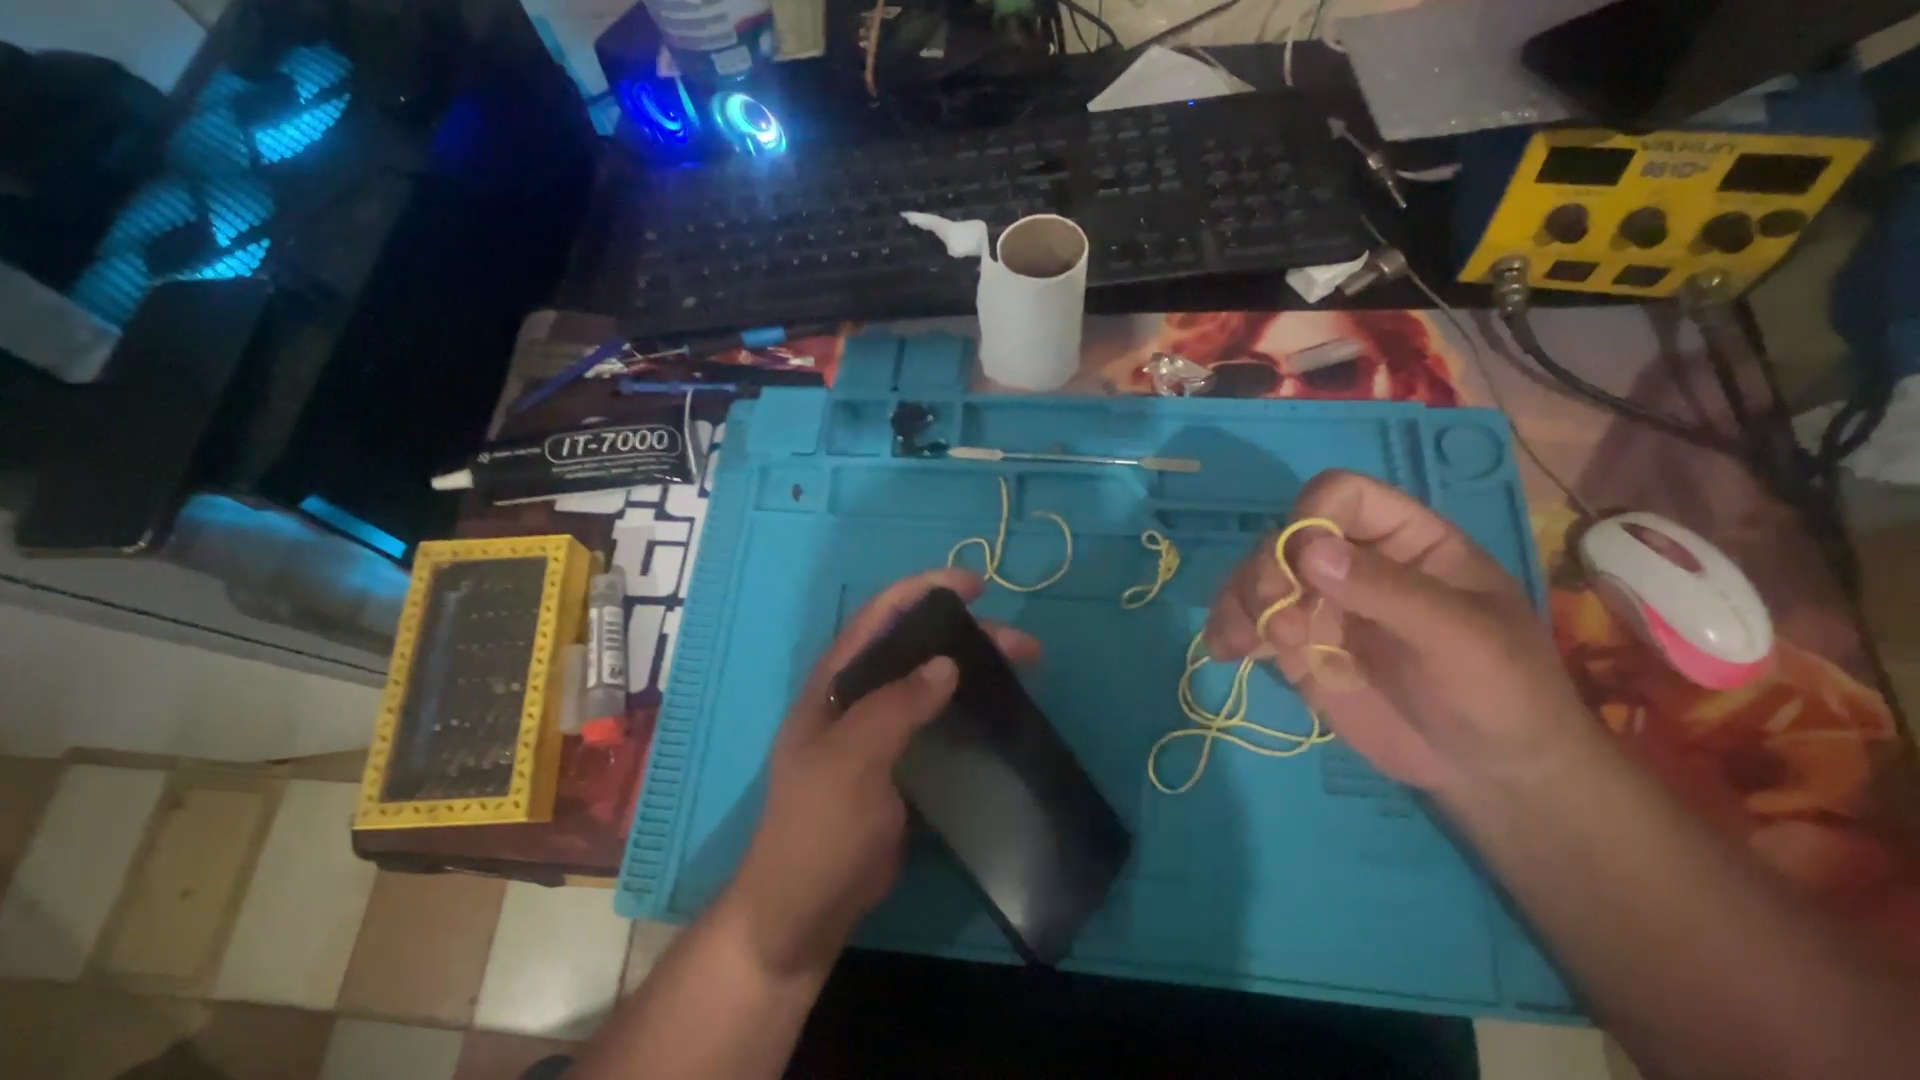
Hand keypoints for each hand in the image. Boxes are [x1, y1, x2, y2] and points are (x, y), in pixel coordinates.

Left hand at [725, 568, 1041, 976]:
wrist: (804, 909)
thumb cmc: (818, 829)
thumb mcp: (851, 762)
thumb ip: (895, 708)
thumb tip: (946, 664)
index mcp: (833, 687)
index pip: (877, 620)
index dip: (920, 592)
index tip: (973, 584)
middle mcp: (855, 701)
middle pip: (914, 649)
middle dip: (965, 635)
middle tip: (1021, 642)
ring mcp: (877, 736)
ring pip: (930, 684)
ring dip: (974, 669)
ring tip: (1025, 668)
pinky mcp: (899, 769)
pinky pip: (938, 724)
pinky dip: (969, 709)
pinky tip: (1001, 713)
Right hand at [1206, 470, 1591, 795]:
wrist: (1491, 771)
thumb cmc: (1501, 690)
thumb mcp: (1460, 636)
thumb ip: (1387, 590)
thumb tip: (1307, 550)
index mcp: (1406, 539)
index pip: (1342, 495)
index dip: (1311, 516)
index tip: (1301, 566)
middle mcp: (1357, 563)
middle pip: (1286, 537)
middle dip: (1266, 571)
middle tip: (1275, 618)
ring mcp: (1325, 607)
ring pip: (1258, 578)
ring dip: (1239, 601)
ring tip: (1241, 642)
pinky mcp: (1302, 650)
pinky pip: (1254, 625)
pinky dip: (1230, 631)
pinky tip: (1225, 651)